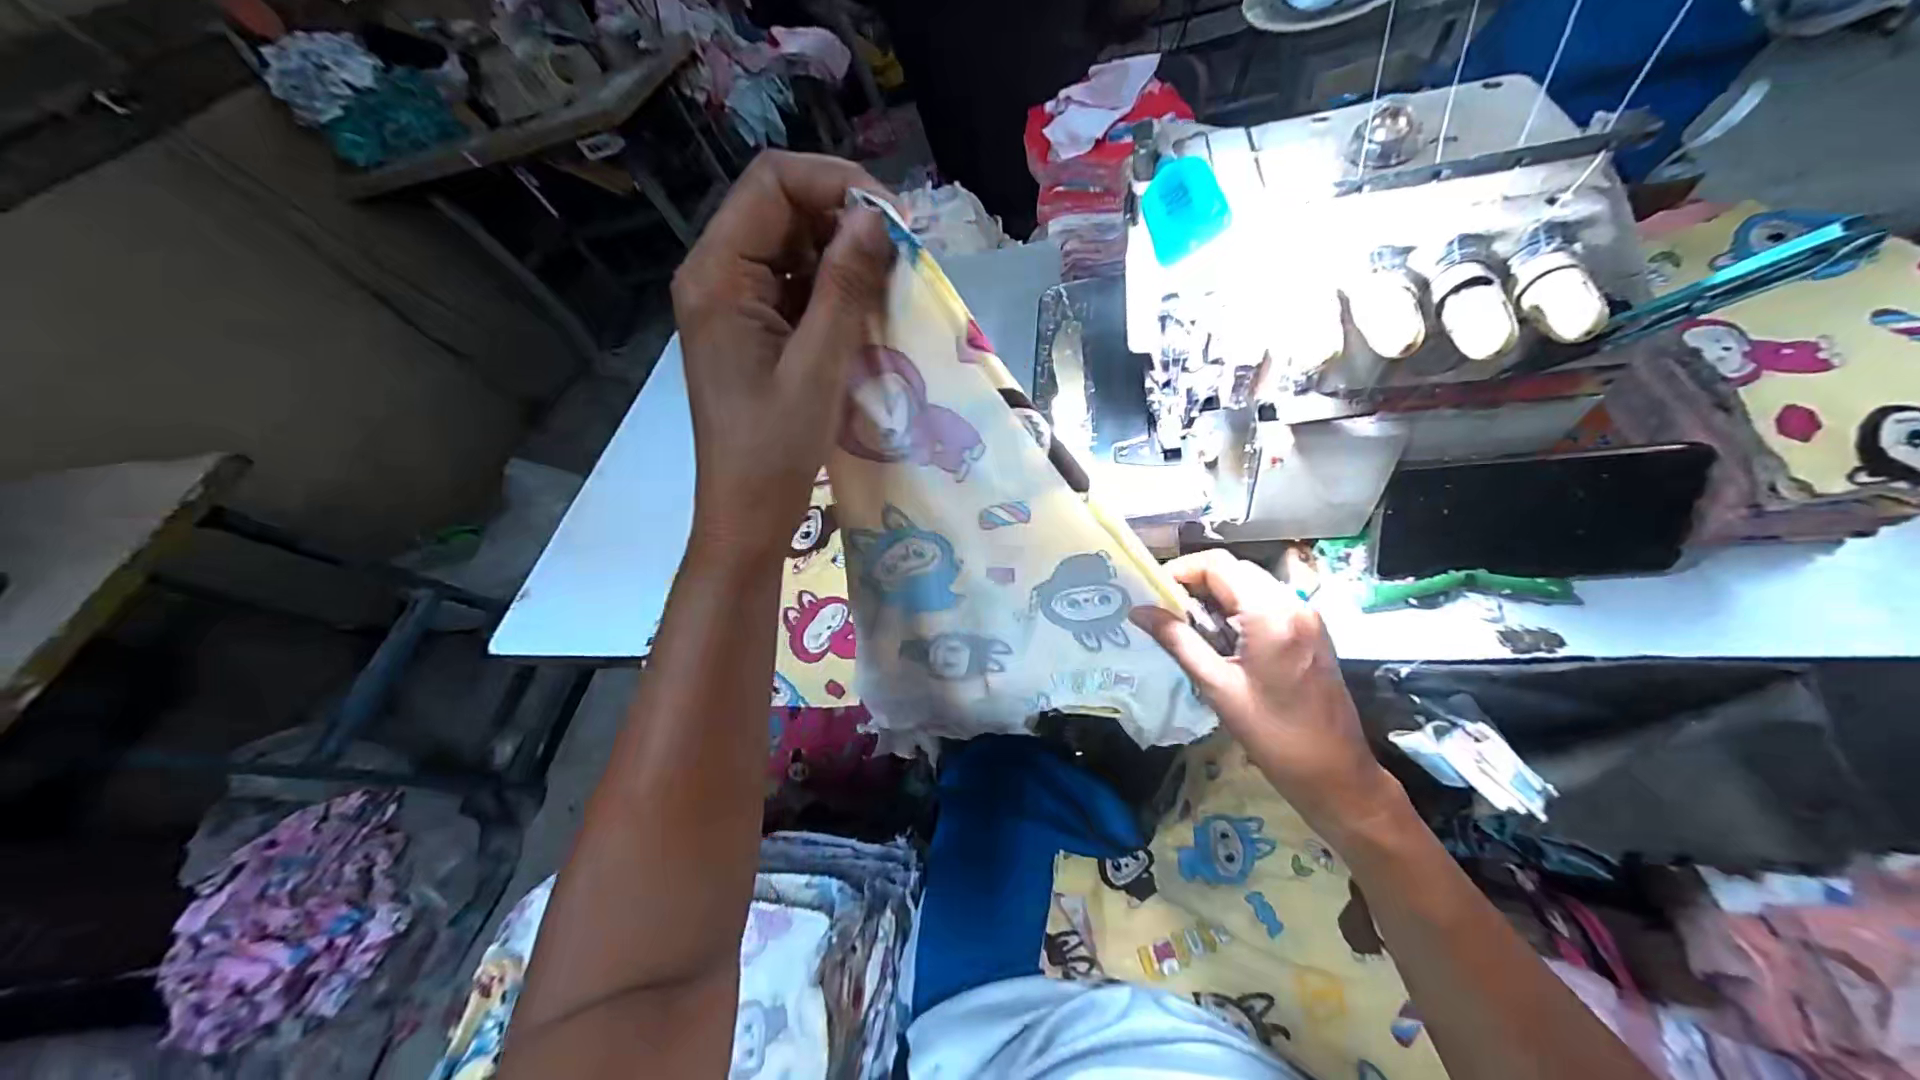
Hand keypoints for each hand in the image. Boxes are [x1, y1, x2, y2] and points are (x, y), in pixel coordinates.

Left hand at [671, 151, 896, 559]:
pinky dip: (832, 288)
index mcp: (717, 275)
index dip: (836, 185)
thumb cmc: (775, 449)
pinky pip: (794, 286)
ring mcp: (733, 304)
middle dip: (844, 219)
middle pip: (781, 209)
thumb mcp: (817, 365)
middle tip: (901, 255)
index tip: (895, 220)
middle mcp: (717, 276)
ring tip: (891, 283)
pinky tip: (866, 309)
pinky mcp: (752, 330)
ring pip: (792, 247)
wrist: (746, 513)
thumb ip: (845, 285)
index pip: (772, 184)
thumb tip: (878, 218)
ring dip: (843, 255)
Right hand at [1132, 550, 1400, 829]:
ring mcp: (1306, 615)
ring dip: (1216, 595)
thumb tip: (1140, 611)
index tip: (1153, 593)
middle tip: (1165, 610)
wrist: (1335, 772)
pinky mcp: (1310, 630)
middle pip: (1235, 569)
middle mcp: (1293, 604)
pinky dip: (1238, 607)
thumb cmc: (1273, 735)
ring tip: (1188, 625)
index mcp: (1271, 615)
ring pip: (1250, 583)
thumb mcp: (1217, 687)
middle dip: (1196, 582)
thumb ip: (1177, 640)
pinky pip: (1267, 601)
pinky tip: (1220, 636)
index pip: (1218, 565)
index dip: (1180, 570)